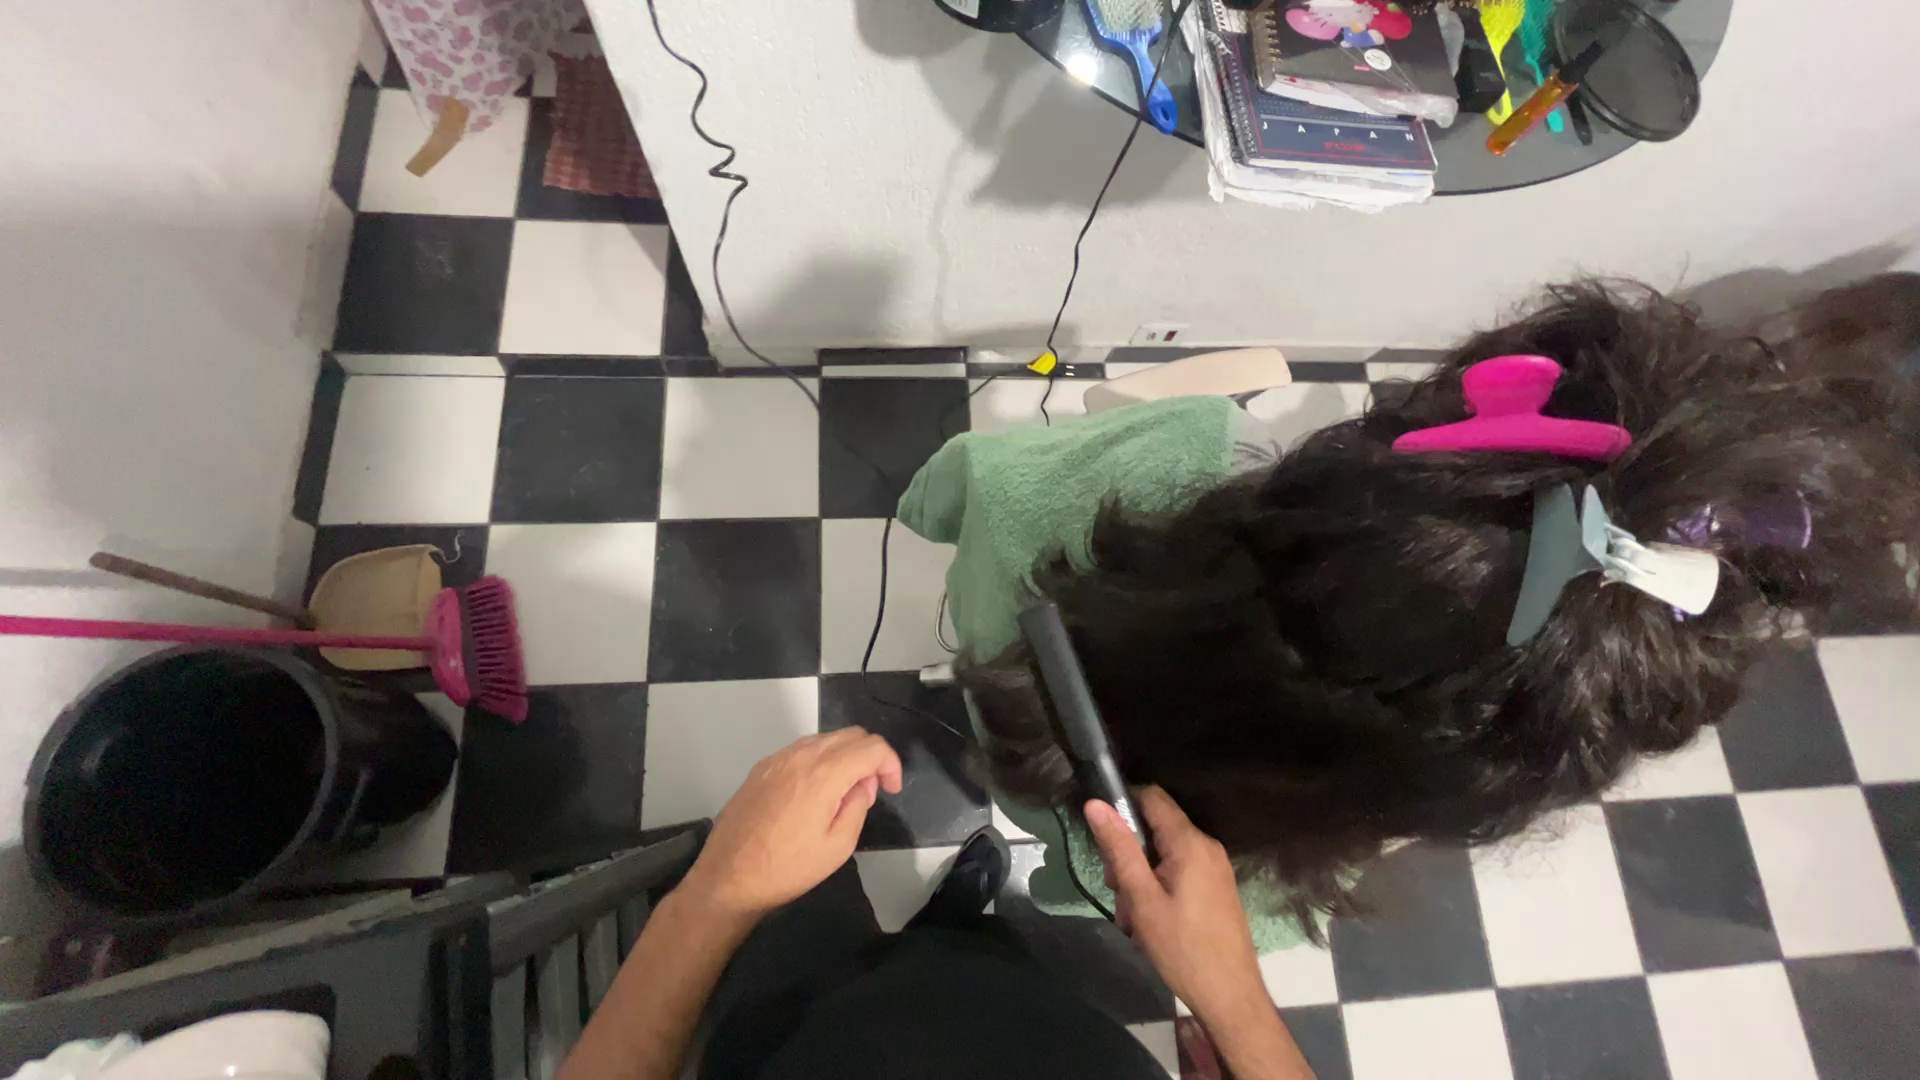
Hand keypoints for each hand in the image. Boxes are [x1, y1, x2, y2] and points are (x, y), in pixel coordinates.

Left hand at [680, 728, 903, 920]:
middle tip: (869, 791)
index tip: (890, 790)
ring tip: (842, 793)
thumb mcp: (838, 847)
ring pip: (827, 738)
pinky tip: (814, 793)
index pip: (873, 747)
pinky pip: (803, 750)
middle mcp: (802, 754)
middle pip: (852, 734)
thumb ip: (858, 806)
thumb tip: (861, 785)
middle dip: (870, 757)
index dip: (891, 765)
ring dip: (845, 756)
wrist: (727, 879)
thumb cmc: (787, 868)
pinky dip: (820, 760)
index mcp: (825, 773)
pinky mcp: (762, 767)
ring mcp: (779, 758)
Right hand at [1085, 787, 1267, 1025]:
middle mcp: (1206, 846)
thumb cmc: (1182, 948)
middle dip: (1128, 854)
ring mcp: (1215, 868)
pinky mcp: (1218, 888)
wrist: (1231, 999)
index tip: (1103, 835)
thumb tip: (1095, 804)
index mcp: (1189, 842)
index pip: (1151, 796)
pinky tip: (1151, 921)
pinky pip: (1180, 871)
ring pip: (1165, 854)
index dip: (1122, 805)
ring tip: (1133, 917)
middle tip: (1117, 892)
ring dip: (1141, 877)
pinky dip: (1159, 886)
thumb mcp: (1141, 898)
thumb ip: (1119, 848)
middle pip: (1155, 828)